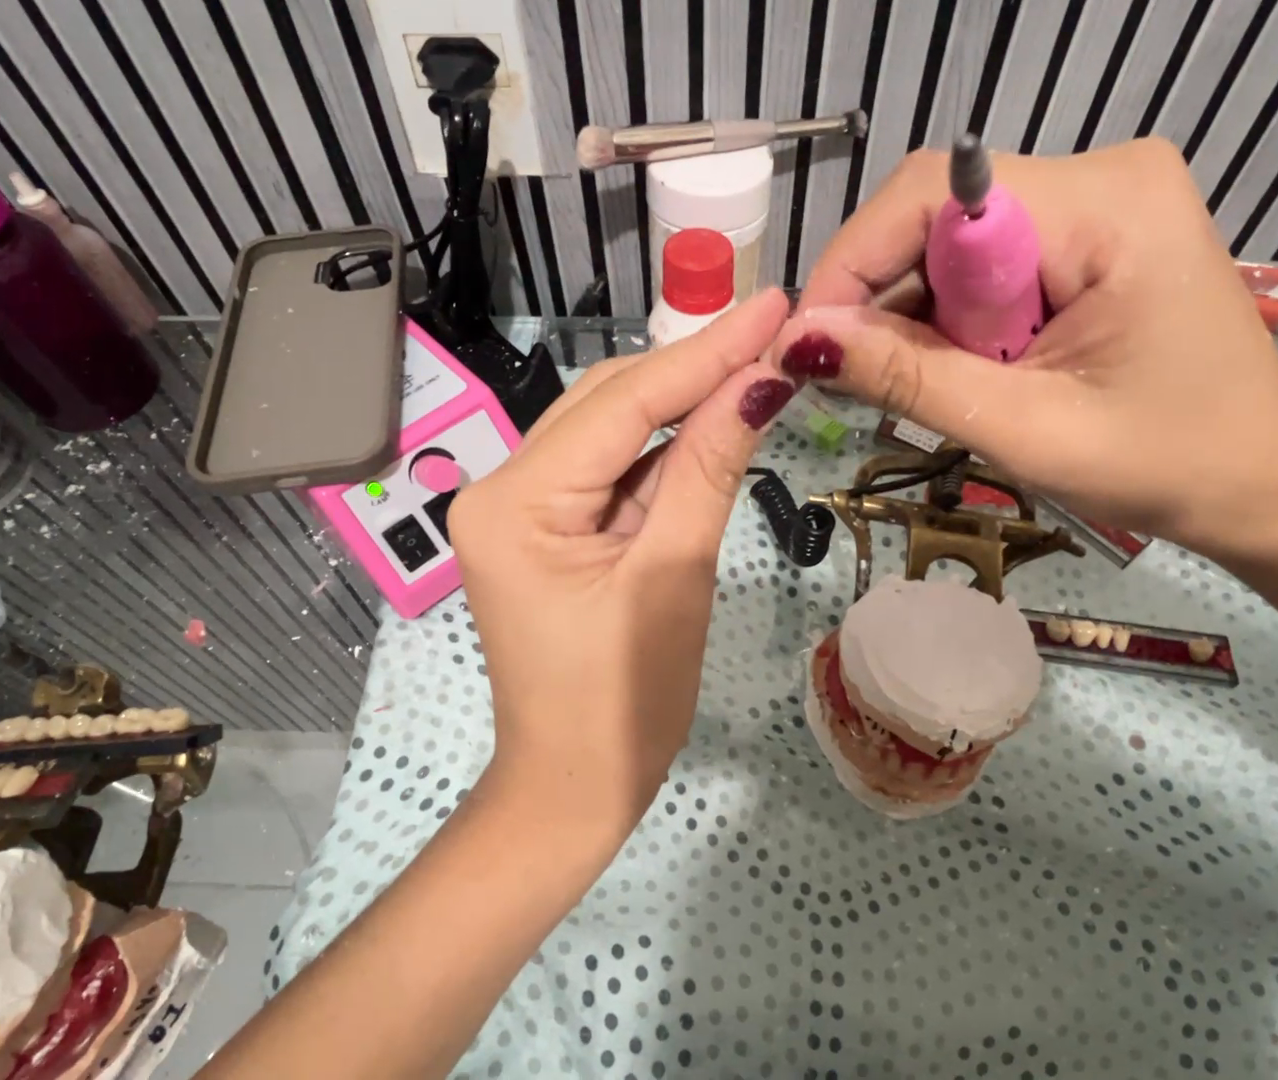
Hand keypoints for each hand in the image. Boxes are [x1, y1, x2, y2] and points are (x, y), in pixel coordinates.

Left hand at [447, 289, 795, 829]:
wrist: (573, 787)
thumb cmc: (624, 702)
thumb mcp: (674, 575)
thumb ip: (709, 468)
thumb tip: (762, 379)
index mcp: (515, 501)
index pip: (623, 404)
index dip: (705, 352)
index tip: (776, 305)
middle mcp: (501, 488)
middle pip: (608, 405)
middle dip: (692, 369)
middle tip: (774, 330)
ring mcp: (517, 509)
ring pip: (609, 432)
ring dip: (681, 403)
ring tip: (756, 362)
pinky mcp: (542, 529)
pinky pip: (608, 473)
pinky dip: (662, 451)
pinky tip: (713, 419)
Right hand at [776, 138, 1277, 559]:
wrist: (1261, 484)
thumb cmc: (1162, 465)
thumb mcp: (1023, 428)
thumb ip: (908, 377)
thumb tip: (798, 343)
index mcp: (1105, 204)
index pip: (931, 196)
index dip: (851, 263)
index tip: (806, 344)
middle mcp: (1102, 176)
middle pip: (938, 216)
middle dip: (884, 300)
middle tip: (855, 381)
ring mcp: (1100, 201)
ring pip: (953, 244)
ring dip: (916, 317)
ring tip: (913, 387)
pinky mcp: (1091, 235)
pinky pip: (985, 263)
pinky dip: (951, 319)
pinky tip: (954, 369)